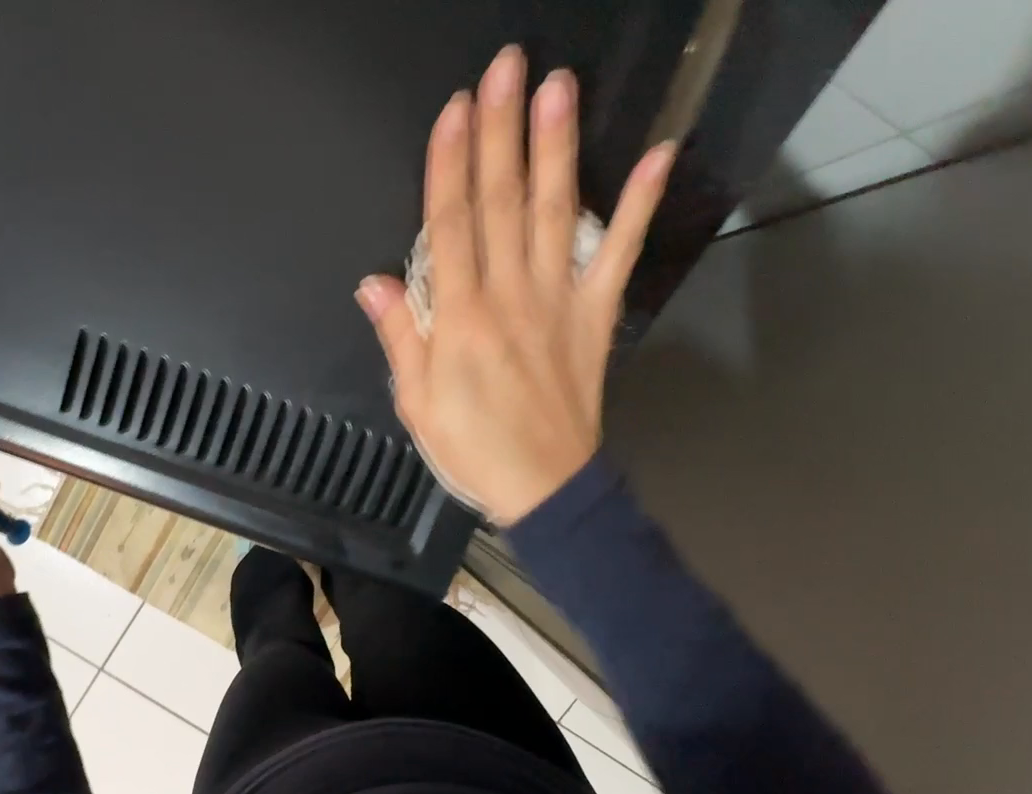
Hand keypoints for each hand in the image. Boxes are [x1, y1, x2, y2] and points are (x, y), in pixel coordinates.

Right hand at [356, 45, 674, 525]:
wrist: (542, 485)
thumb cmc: (470, 447)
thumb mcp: (415, 402)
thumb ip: (399, 337)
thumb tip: (373, 283)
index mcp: (458, 317)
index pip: (450, 225)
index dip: (449, 164)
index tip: (455, 109)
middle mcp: (509, 295)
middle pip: (500, 201)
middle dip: (500, 131)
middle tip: (506, 69)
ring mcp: (558, 300)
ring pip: (552, 212)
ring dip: (555, 147)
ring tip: (557, 87)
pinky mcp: (595, 314)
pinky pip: (617, 252)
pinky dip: (639, 204)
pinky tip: (658, 154)